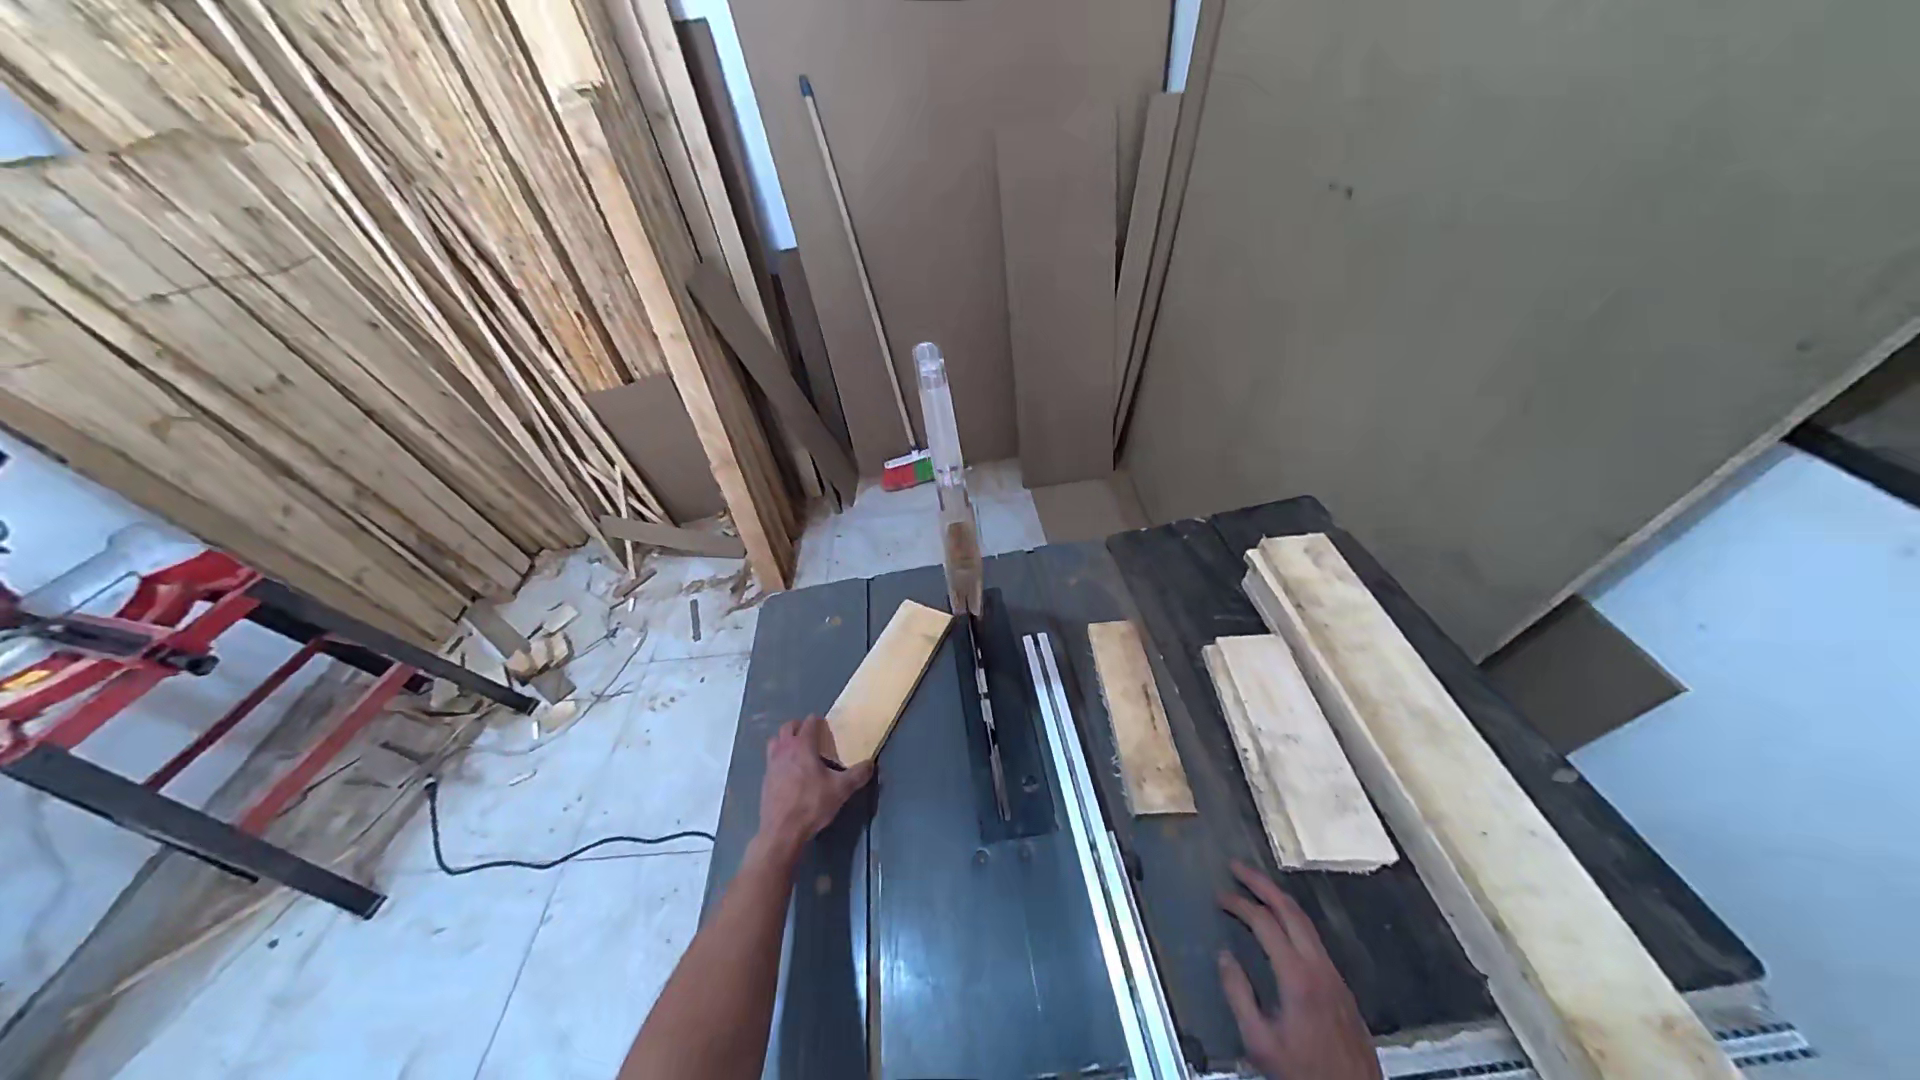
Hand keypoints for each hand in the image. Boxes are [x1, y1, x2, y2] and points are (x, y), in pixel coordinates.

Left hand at [755, 715, 872, 858]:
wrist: (782, 832)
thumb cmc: (811, 804)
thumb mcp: (841, 790)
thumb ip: (857, 775)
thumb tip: (870, 764)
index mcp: (802, 746)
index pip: (809, 723)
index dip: (818, 721)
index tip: (826, 726)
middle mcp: (784, 750)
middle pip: (788, 727)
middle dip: (800, 726)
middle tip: (812, 735)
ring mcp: (771, 764)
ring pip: (775, 741)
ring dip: (786, 740)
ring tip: (798, 751)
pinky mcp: (765, 779)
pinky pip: (771, 759)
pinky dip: (780, 758)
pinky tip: (790, 773)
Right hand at [1217, 861, 1380, 1079]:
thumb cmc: (1303, 1074)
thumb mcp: (1259, 1042)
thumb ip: (1238, 995)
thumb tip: (1224, 957)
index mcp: (1297, 977)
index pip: (1265, 923)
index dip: (1239, 904)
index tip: (1220, 897)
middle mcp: (1319, 968)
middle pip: (1290, 910)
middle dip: (1261, 883)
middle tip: (1237, 866)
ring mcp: (1334, 975)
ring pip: (1306, 922)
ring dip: (1279, 897)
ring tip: (1256, 885)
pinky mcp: (1341, 986)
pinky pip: (1314, 938)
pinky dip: (1292, 917)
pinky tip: (1280, 921)